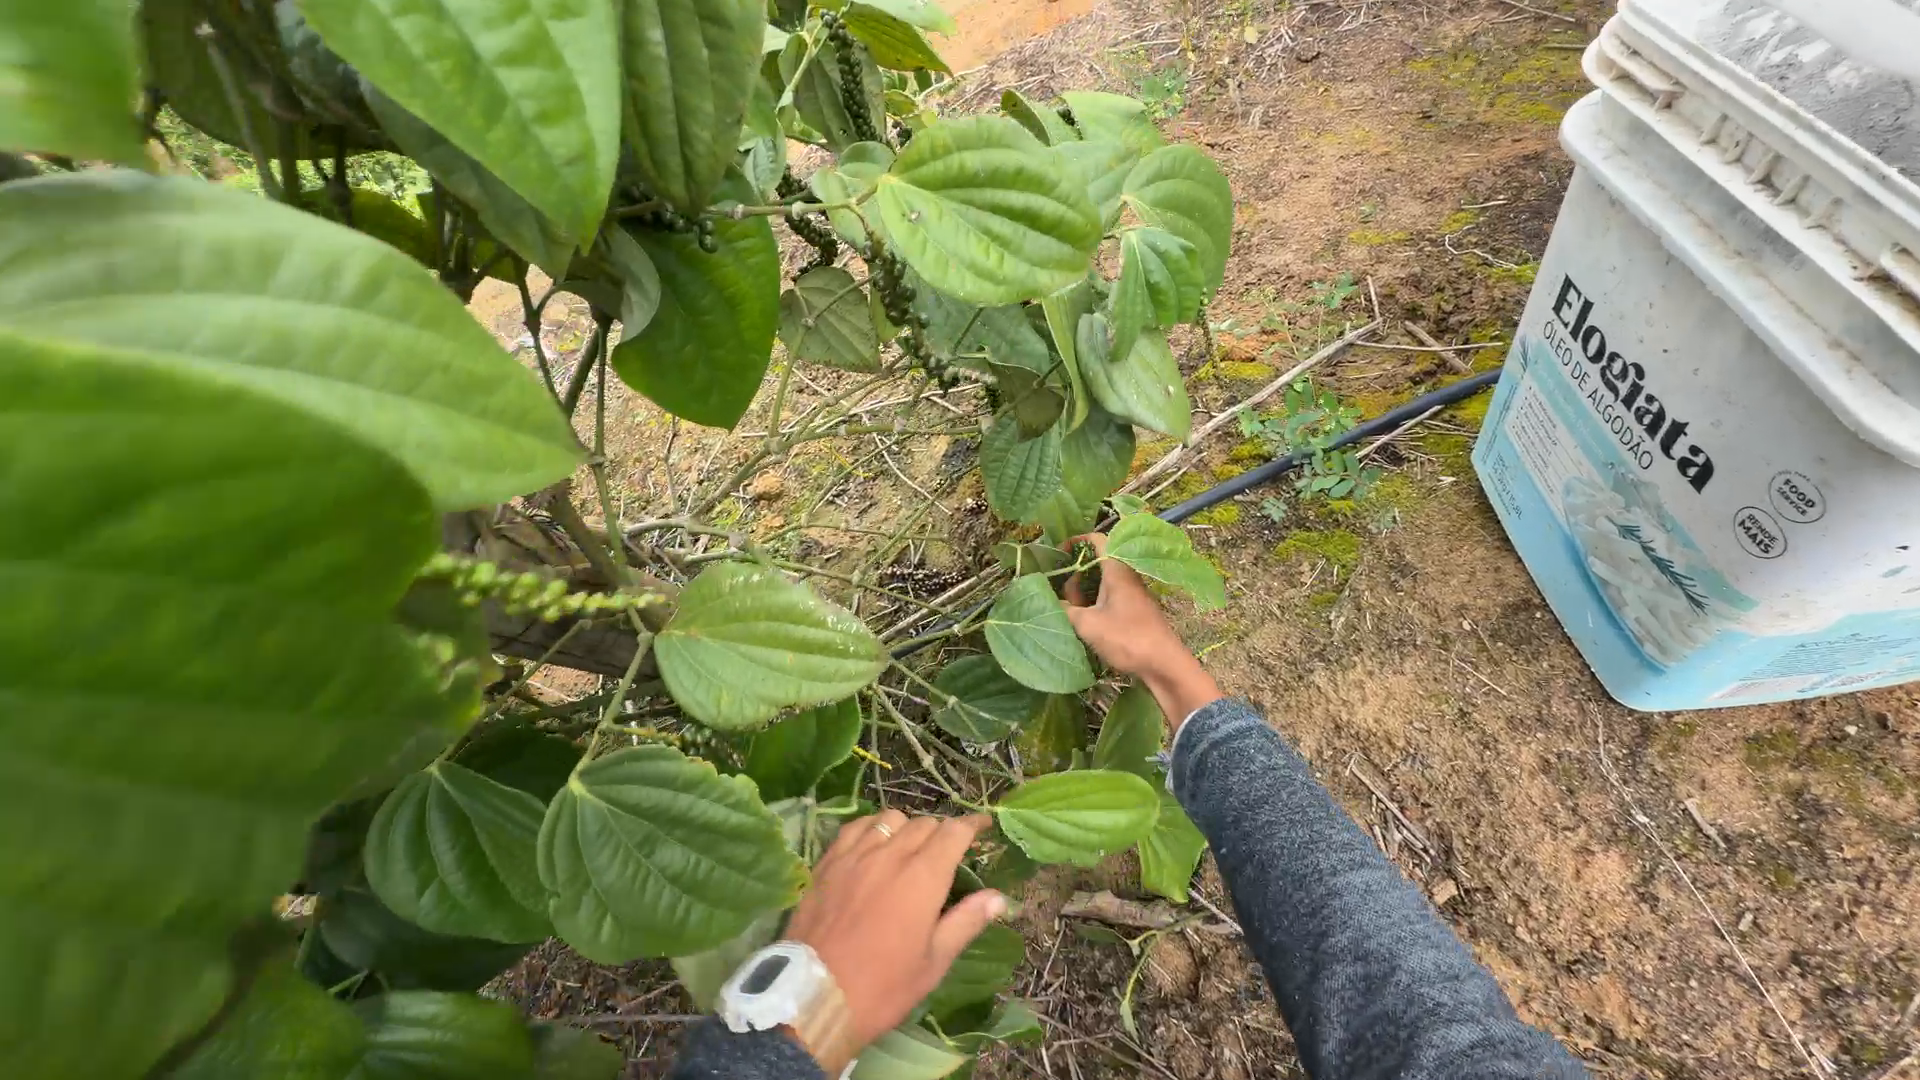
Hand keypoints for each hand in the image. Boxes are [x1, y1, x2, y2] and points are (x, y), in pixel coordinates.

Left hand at [785, 811, 1006, 1068]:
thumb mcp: (933, 963)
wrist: (813, 998)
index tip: (982, 826)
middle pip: (925, 823)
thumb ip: (966, 922)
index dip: (972, 825)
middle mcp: (891, 854)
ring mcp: (856, 854)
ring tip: (908, 849)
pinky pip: (856, 827)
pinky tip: (873, 844)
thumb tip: (998, 897)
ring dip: (907, 828)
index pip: (954, 832)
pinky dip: (872, 827)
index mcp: (923, 877)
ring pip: (891, 819)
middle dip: (941, 833)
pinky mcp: (829, 861)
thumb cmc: (882, 987)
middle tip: (945, 854)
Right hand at [1063, 533, 1222, 726]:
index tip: (1058, 555)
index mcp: (1116, 570)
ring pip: (1100, 584)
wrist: (1164, 665)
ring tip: (1076, 618)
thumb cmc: (1127, 638)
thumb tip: (1048, 602)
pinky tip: (1087, 626)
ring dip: (1083, 597)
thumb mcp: (1087, 624)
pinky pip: (1108, 599)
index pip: (1097, 539)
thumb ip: (1064, 609)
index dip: (1076, 542)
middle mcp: (1125, 576)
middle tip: (1067, 602)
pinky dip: (1094, 607)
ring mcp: (1131, 594)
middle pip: (1094, 565)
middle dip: (1075, 579)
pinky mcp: (1133, 611)